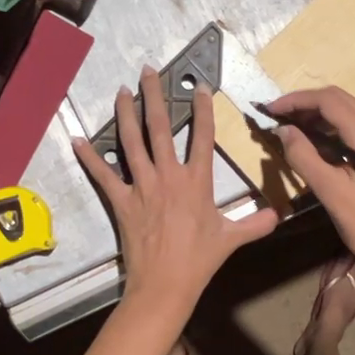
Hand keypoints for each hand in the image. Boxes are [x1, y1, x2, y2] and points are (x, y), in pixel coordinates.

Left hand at [74, 68, 279, 317]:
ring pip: (131, 142)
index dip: (202, 110)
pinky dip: (89, 157)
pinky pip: (103, 174)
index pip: (203, 137)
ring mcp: (142, 186)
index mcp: (197, 181)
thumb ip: (255, 223)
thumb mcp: (232, 239)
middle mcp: (169, 176)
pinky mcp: (122, 201)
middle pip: (161, 127)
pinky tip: (76, 139)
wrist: (166, 283)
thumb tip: (278, 216)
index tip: (199, 88)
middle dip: (155, 96)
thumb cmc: (200, 260)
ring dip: (126, 113)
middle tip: (148, 71)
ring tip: (122, 91)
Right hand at [268, 87, 354, 274]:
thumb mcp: (328, 189)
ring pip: (345, 112)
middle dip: (306, 104)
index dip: (297, 100)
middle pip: (338, 100)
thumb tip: (283, 130)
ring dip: (316, 115)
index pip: (329, 101)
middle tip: (278, 117)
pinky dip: (328, 128)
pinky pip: (351, 128)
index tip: (272, 110)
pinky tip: (311, 142)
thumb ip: (303, 155)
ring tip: (290, 128)